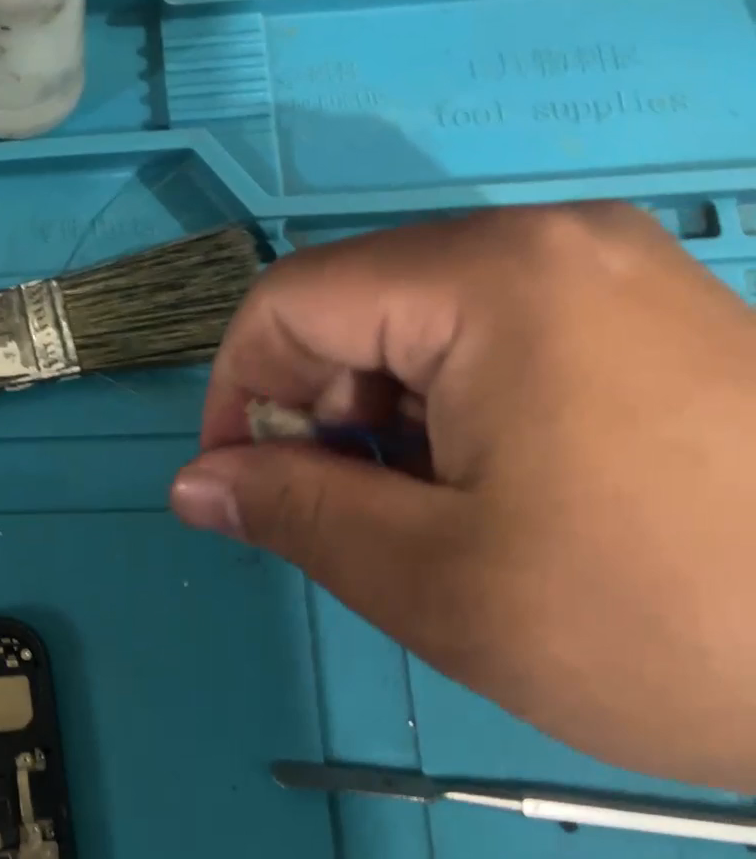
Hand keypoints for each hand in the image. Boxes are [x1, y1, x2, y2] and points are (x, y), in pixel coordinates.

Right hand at [170, 203, 755, 790]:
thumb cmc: (674, 621)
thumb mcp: (436, 579)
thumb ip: (288, 511)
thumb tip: (191, 486)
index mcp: (491, 277)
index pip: (287, 304)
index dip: (238, 393)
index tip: (243, 485)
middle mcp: (551, 243)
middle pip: (352, 308)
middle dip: (318, 411)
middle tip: (347, 511)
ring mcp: (614, 273)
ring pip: (415, 325)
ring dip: (381, 417)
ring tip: (428, 511)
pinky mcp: (655, 315)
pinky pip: (492, 336)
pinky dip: (452, 408)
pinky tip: (497, 489)